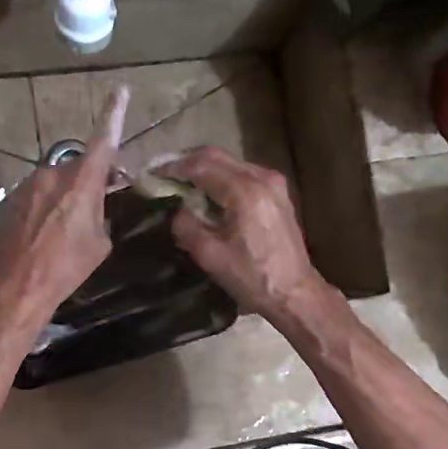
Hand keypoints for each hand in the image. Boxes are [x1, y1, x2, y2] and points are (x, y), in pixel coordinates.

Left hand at [0, 90, 128, 322]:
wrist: (18, 286)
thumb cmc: (66, 268)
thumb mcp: (99, 242)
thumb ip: (100, 213)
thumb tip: (94, 207)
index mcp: (81, 183)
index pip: (103, 140)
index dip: (115, 114)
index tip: (122, 90)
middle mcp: (53, 175)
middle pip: (81, 167)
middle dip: (94, 178)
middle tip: (105, 197)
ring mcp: (29, 186)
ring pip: (59, 182)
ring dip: (69, 194)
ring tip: (70, 227)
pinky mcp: (13, 199)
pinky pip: (40, 194)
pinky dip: (50, 205)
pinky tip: (49, 232)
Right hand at [160, 146, 328, 319]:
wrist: (294, 292)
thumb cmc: (251, 277)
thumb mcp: (209, 255)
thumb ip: (186, 225)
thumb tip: (178, 209)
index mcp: (244, 191)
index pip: (201, 165)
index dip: (174, 167)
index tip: (154, 172)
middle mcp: (261, 178)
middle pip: (217, 156)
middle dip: (187, 161)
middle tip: (164, 171)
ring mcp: (273, 182)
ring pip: (230, 162)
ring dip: (204, 167)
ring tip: (182, 181)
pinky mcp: (278, 192)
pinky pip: (243, 172)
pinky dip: (222, 175)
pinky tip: (209, 191)